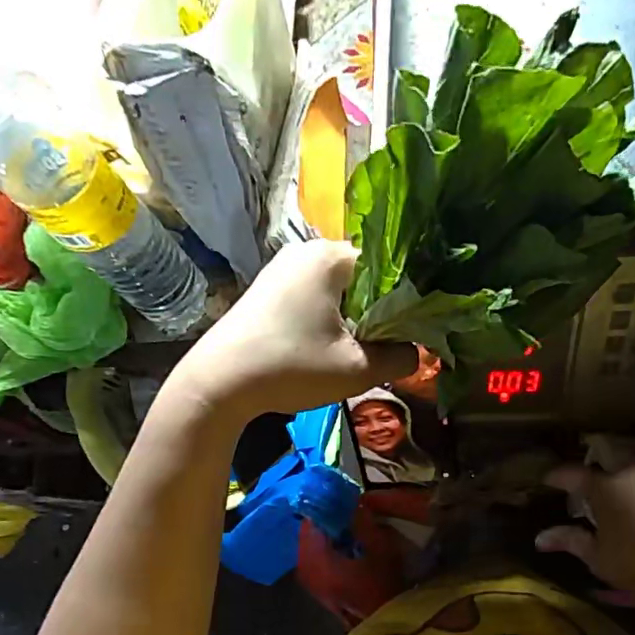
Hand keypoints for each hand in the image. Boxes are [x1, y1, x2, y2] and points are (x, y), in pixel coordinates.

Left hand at [168, 241, 417, 421]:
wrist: (218, 383)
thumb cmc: (291, 367)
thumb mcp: (356, 370)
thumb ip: (399, 358)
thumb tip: (416, 352)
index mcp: (330, 256)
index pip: (389, 264)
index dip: (407, 298)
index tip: (412, 330)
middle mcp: (305, 251)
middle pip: (362, 276)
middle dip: (379, 310)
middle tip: (387, 345)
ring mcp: (280, 269)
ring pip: (336, 289)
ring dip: (352, 318)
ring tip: (356, 351)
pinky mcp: (266, 290)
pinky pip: (311, 297)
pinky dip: (325, 319)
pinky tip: (324, 347)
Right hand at [536, 464, 634, 631]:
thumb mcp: (599, 559)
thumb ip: (570, 541)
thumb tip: (540, 538)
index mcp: (605, 488)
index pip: (574, 475)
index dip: (559, 477)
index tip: (549, 480)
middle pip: (611, 470)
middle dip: (601, 481)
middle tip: (597, 501)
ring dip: (634, 487)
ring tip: (634, 508)